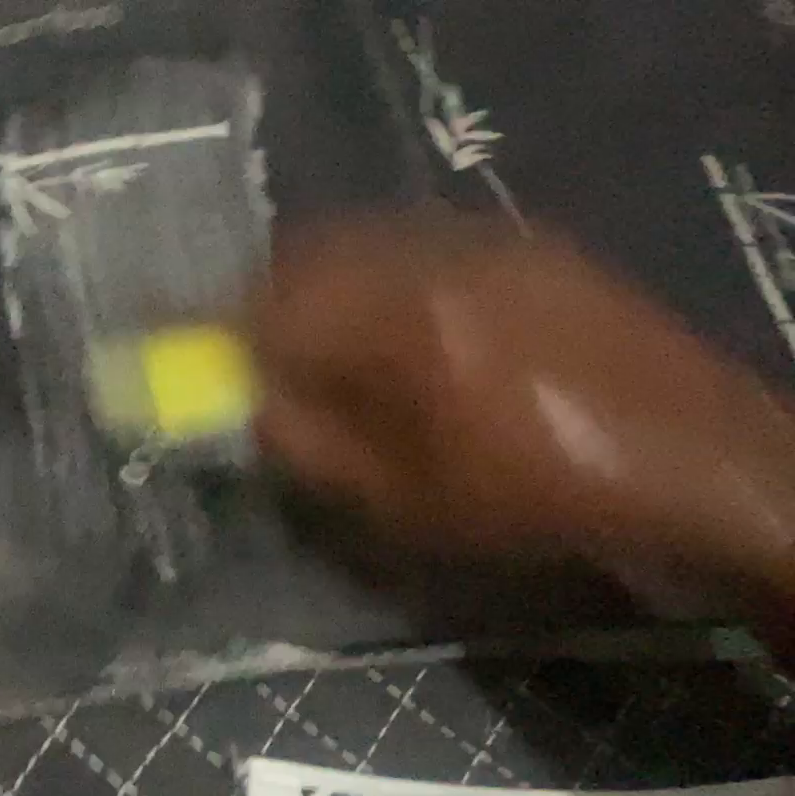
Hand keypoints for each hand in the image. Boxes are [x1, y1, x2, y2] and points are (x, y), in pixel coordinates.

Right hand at [249, 213, 794, 578]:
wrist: (699, 468)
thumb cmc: (531, 498)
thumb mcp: (394, 496)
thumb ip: (300, 441)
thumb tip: (237, 402)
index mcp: (402, 329)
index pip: (265, 311)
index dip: (199, 325)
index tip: (155, 336)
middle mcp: (439, 262)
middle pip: (303, 256)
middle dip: (248, 297)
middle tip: (223, 340)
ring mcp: (488, 242)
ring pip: (354, 239)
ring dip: (302, 280)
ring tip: (288, 328)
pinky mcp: (523, 244)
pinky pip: (407, 239)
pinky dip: (360, 270)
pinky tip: (364, 313)